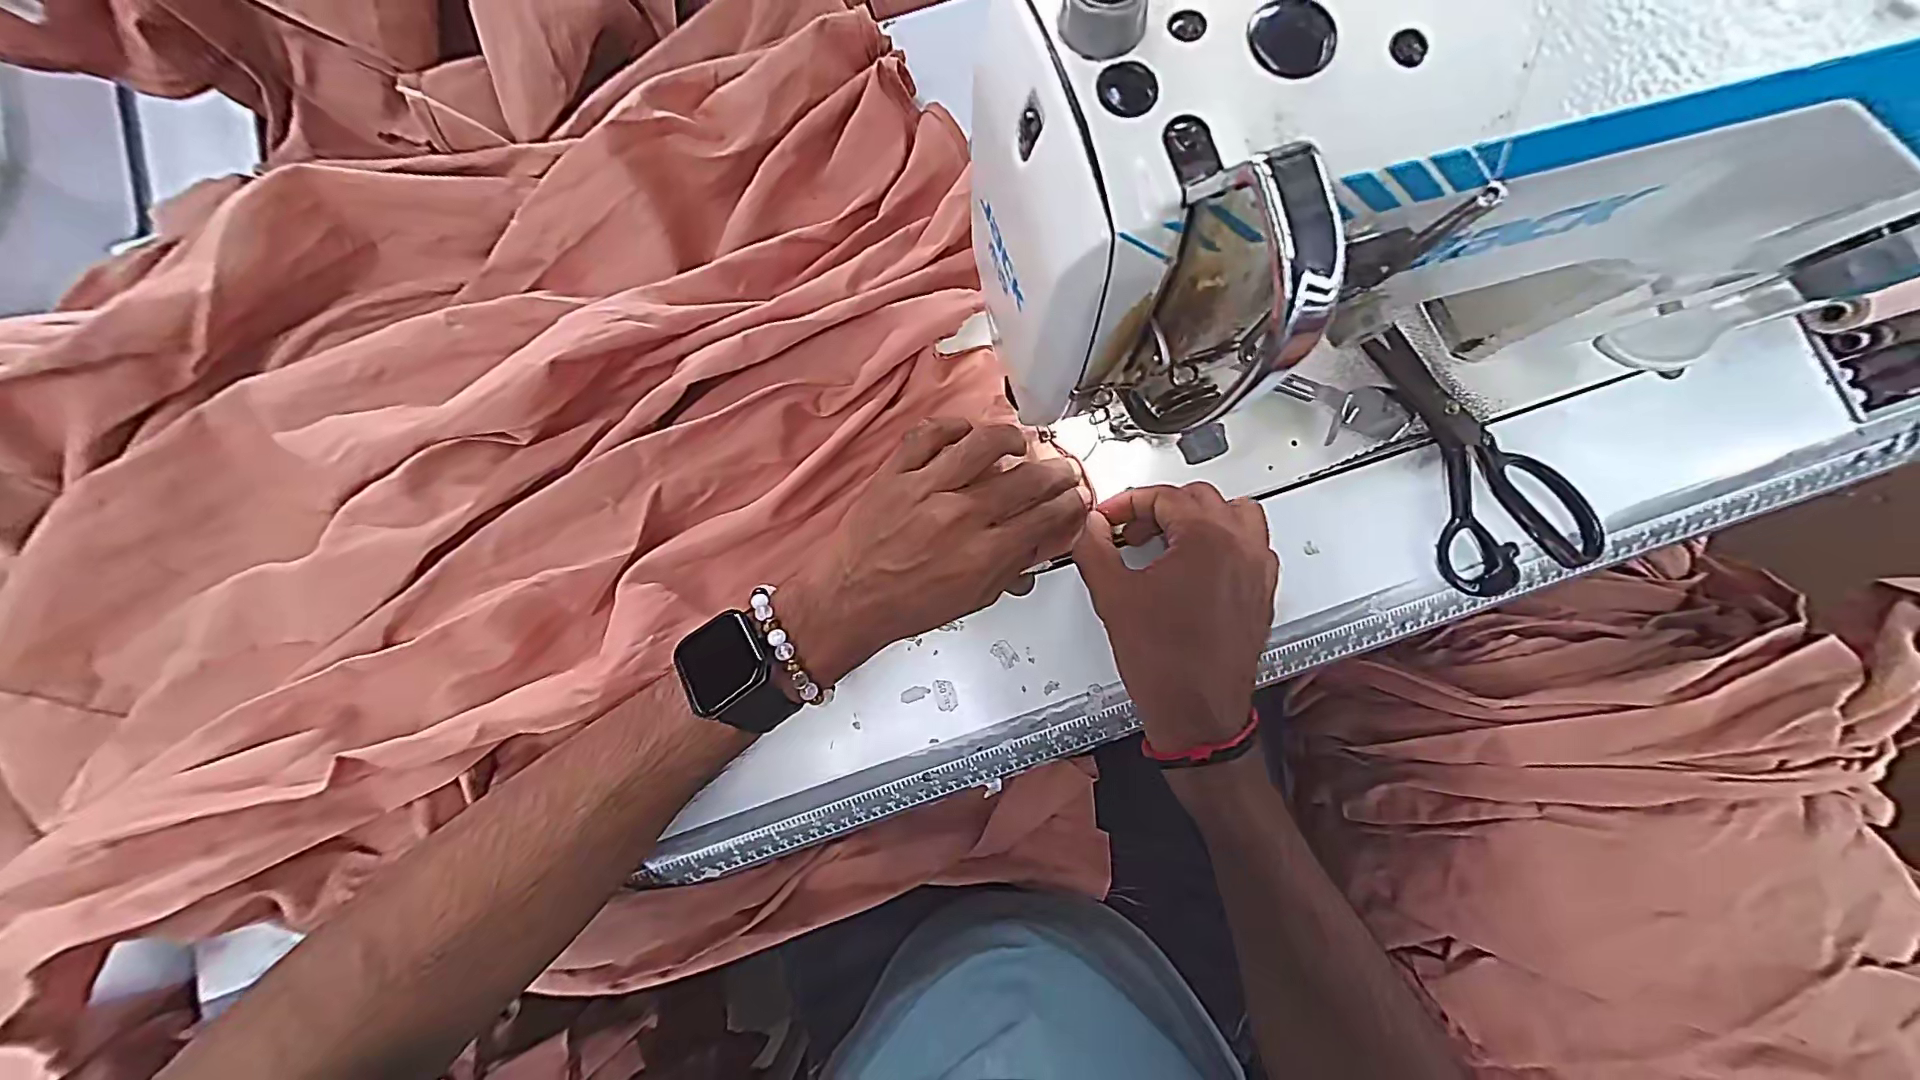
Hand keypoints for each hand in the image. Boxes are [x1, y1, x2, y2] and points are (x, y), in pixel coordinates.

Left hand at [779, 418, 1087, 684]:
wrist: (849, 600)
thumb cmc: (905, 605)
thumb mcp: (973, 598)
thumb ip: (1011, 566)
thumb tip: (1040, 542)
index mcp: (983, 552)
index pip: (1045, 516)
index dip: (1069, 503)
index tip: (1073, 497)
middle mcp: (959, 515)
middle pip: (1026, 478)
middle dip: (1056, 471)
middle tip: (1060, 469)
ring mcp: (925, 489)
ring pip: (982, 444)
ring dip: (1009, 438)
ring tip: (1016, 443)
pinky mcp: (896, 473)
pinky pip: (929, 434)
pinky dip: (951, 427)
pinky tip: (963, 433)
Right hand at [1073, 483, 1278, 752]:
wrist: (1198, 712)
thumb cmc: (1168, 665)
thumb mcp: (1113, 596)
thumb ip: (1094, 549)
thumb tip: (1088, 527)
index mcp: (1208, 539)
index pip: (1165, 497)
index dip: (1127, 504)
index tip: (1109, 519)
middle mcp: (1242, 547)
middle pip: (1199, 498)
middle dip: (1158, 509)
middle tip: (1128, 530)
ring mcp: (1258, 569)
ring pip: (1234, 513)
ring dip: (1197, 517)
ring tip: (1165, 539)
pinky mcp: (1263, 591)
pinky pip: (1250, 544)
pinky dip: (1223, 541)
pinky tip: (1194, 563)